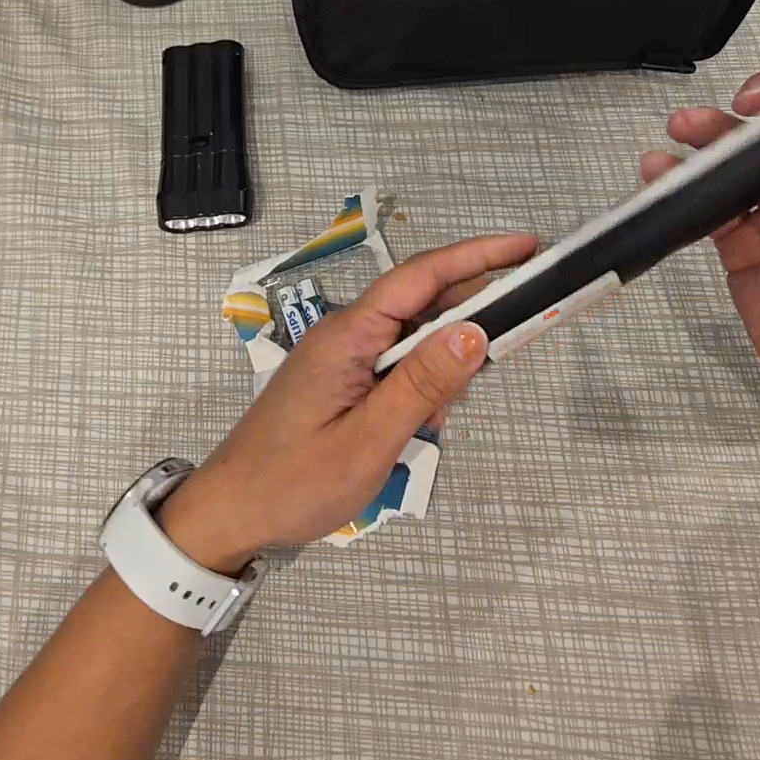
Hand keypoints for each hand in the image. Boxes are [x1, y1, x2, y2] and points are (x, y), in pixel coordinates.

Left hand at [157, 234, 539, 572]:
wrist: (231, 512)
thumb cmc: (295, 482)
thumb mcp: (370, 439)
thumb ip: (423, 385)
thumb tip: (474, 332)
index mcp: (349, 334)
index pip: (420, 277)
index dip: (477, 255)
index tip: (528, 247)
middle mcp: (346, 334)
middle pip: (420, 303)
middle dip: (473, 310)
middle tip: (523, 328)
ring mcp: (341, 358)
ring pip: (411, 339)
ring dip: (443, 363)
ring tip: (454, 405)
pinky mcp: (341, 383)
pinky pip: (394, 367)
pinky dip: (421, 386)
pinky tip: (425, 422)